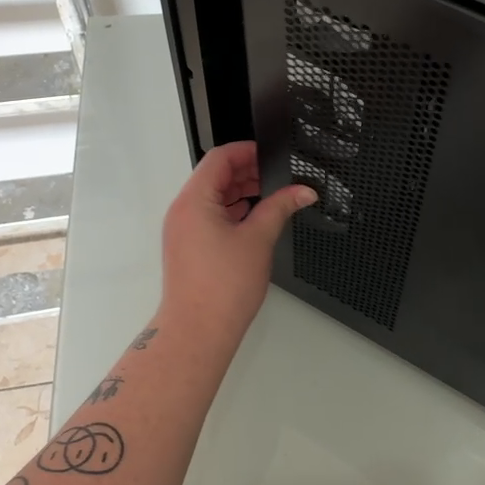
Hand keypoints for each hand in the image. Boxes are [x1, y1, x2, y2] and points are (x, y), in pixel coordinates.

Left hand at [161, 141, 315, 328]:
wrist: (198, 332)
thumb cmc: (221, 289)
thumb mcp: (259, 238)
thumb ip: (281, 207)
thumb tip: (302, 191)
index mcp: (195, 201)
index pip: (219, 158)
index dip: (247, 152)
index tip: (270, 156)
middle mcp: (183, 212)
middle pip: (214, 176)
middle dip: (247, 173)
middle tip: (277, 179)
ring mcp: (182, 230)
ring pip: (212, 197)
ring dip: (240, 193)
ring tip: (270, 199)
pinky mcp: (187, 247)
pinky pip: (208, 216)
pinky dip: (231, 212)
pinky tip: (254, 222)